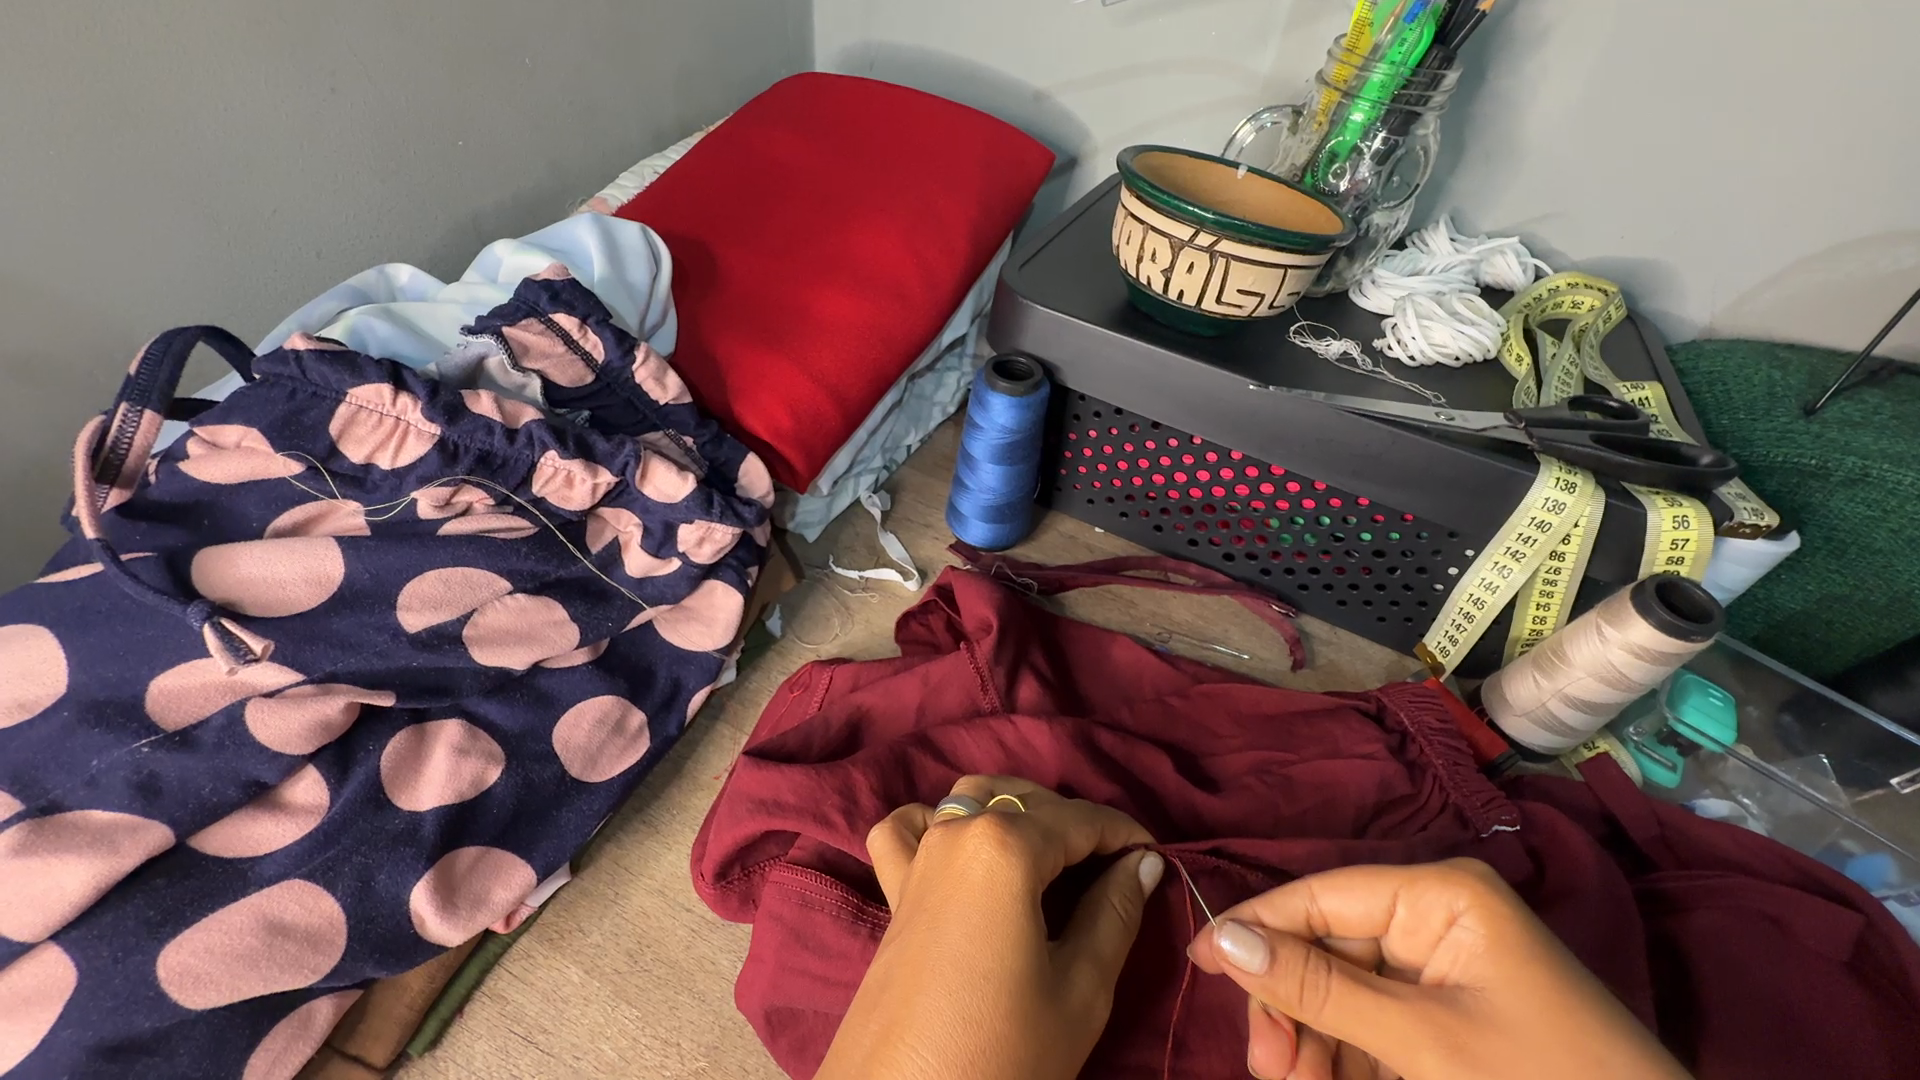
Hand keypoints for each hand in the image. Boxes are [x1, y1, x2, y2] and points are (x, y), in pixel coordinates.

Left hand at [815, 776, 1163, 1079]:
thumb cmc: (1003, 1051)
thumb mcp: (1080, 989)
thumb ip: (1114, 912)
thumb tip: (1143, 863)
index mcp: (1005, 846)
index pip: (1080, 820)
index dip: (1124, 833)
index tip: (1154, 856)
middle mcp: (956, 832)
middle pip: (1028, 802)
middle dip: (1077, 824)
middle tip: (1117, 868)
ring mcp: (918, 855)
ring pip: (971, 798)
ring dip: (1016, 810)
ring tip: (1054, 854)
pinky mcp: (892, 886)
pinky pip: (906, 829)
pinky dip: (935, 822)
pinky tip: (960, 848)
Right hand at [1186, 858, 1689, 1079]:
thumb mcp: (1421, 1044)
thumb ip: (1315, 987)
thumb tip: (1221, 938)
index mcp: (1437, 895)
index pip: (1320, 895)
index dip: (1255, 925)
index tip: (1198, 962)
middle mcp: (1435, 915)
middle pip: (1328, 945)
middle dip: (1290, 1004)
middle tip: (1267, 1069)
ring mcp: (1444, 965)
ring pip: (1343, 988)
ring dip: (1311, 1038)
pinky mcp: (1451, 1012)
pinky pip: (1374, 1020)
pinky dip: (1345, 1056)